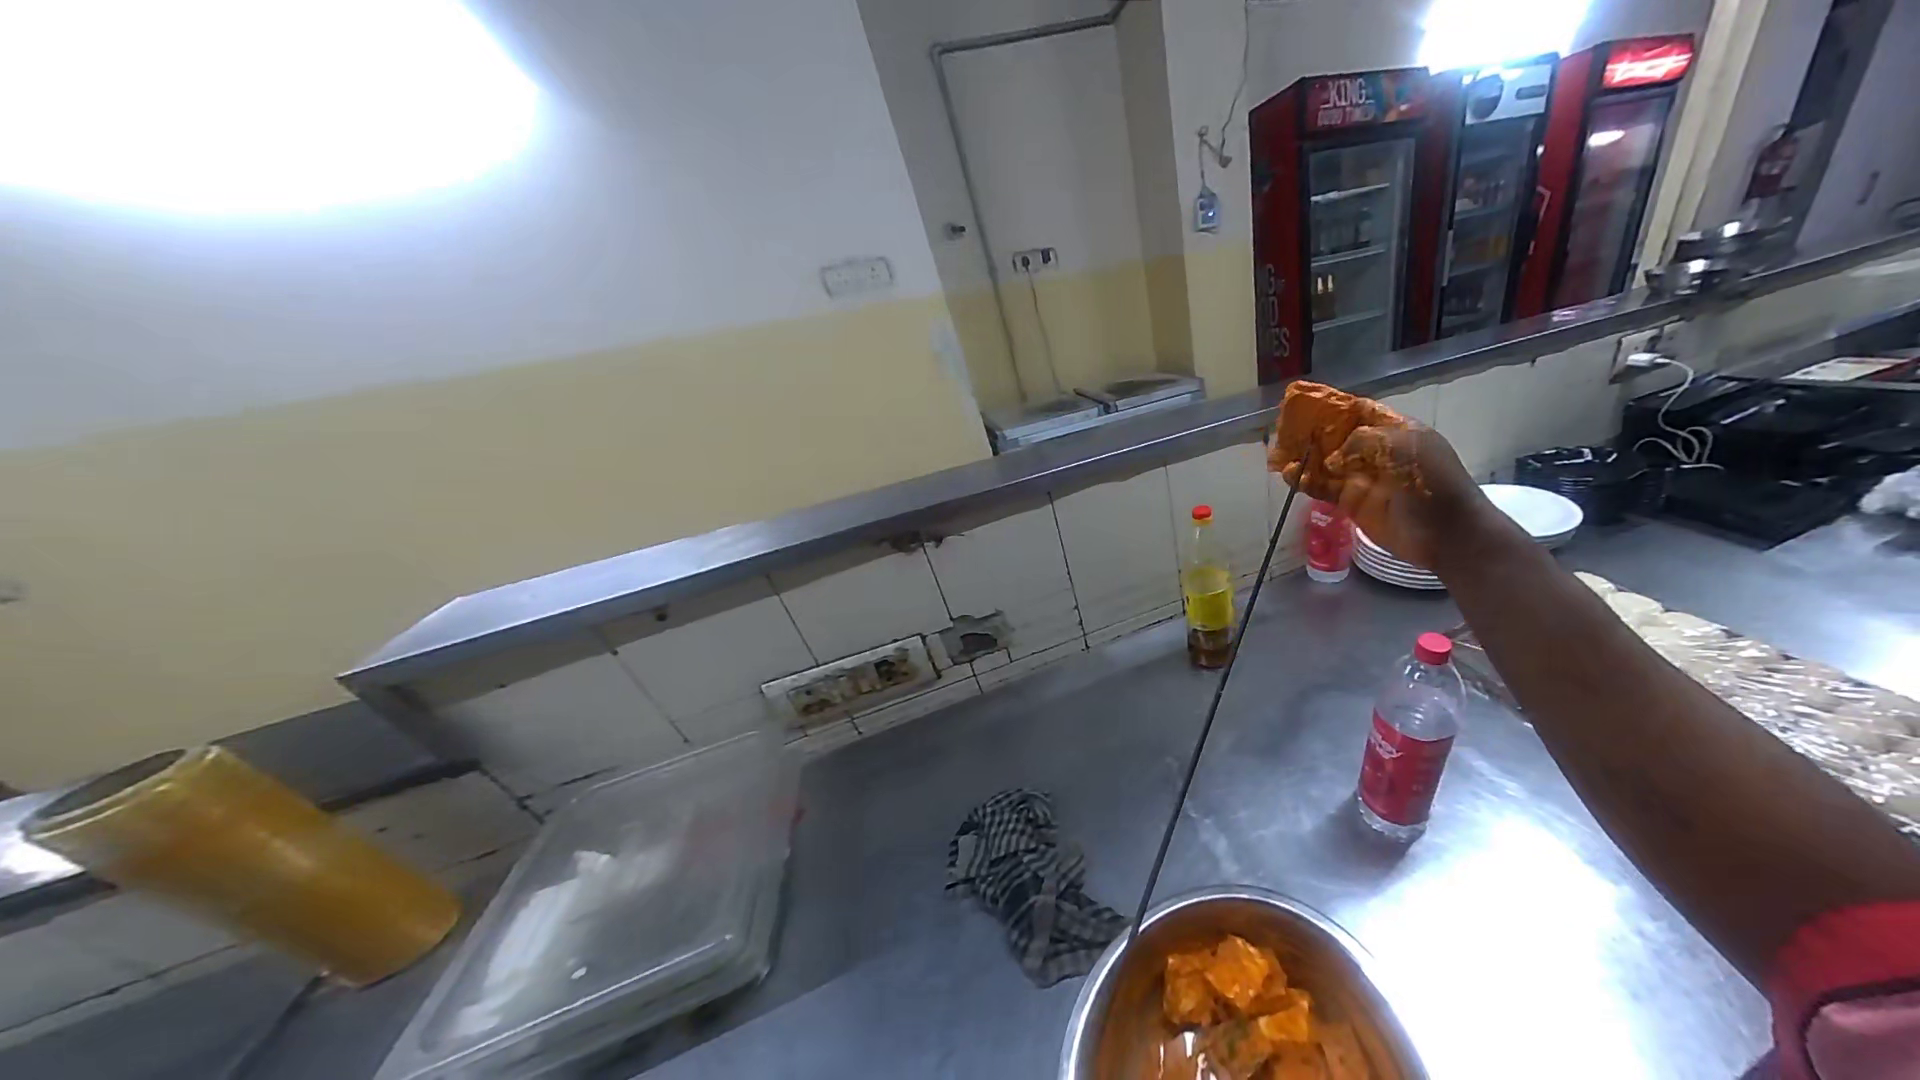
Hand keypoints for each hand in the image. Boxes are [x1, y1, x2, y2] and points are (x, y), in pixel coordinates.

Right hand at [1278, 423, 1486, 570]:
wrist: (1444, 533)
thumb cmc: (1431, 483)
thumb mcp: (1404, 448)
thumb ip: (1365, 441)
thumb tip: (1332, 456)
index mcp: (1395, 432)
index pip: (1359, 412)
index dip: (1333, 407)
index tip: (1304, 404)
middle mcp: (1375, 452)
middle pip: (1336, 436)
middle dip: (1311, 433)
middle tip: (1283, 431)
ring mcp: (1361, 477)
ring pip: (1324, 463)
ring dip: (1303, 458)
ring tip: (1279, 455)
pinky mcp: (1350, 502)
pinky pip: (1322, 488)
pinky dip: (1304, 482)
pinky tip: (1288, 476)